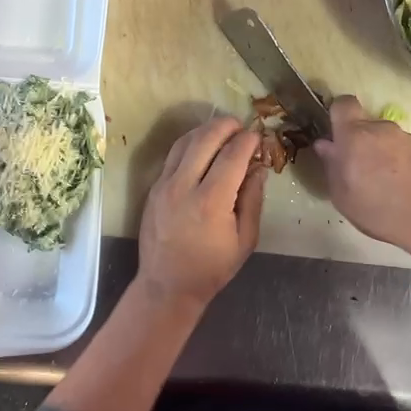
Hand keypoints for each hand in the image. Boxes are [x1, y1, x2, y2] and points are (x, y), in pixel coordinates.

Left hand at [137, 117, 267, 307]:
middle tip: (240, 125)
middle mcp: (184, 186)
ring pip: (184, 142)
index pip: (232, 156)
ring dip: (205, 130)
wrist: (167, 284)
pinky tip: (201, 146)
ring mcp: (163, 185)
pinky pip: (171, 156)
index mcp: (211, 202)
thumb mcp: (245, 239)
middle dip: (226, 126)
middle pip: (205, 139)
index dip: (248, 141)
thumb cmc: (212, 267)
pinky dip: (188, 144)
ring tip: (222, 130)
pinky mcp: (153, 188)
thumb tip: (258, 168)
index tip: (258, 136)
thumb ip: (252, 199)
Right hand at [313, 96, 410, 252]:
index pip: (343, 104)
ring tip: (382, 182)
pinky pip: (400, 148)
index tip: (335, 135)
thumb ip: (332, 166)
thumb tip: (325, 145)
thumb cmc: (380, 211)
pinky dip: (396, 160)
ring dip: (378, 152)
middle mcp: (381, 129)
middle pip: (363, 125)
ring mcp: (406, 137)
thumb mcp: (343, 197)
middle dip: (357, 141)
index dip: (336, 114)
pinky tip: (400, 185)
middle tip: (357, 169)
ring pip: (382, 138)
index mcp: (355, 136)